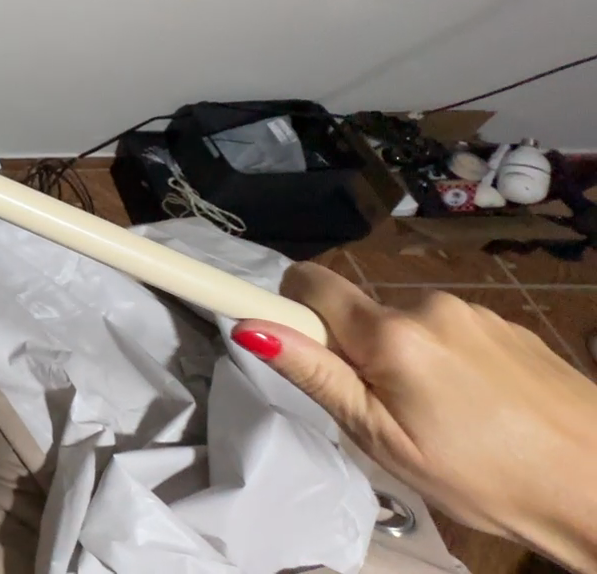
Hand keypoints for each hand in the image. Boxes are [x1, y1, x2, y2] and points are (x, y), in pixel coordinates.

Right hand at [232, 263, 596, 570]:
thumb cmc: (489, 480)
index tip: (282, 335)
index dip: (284, 304)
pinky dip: (444, 360)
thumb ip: (315, 375)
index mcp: (391, 333)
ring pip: (402, 321)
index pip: (305, 282)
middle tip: (381, 405)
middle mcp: (429, 307)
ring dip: (400, 354)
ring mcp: (477, 315)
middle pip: (354, 308)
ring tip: (440, 414)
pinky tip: (478, 407)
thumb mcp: (384, 439)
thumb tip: (249, 325)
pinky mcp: (512, 329)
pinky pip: (447, 331)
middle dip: (351, 346)